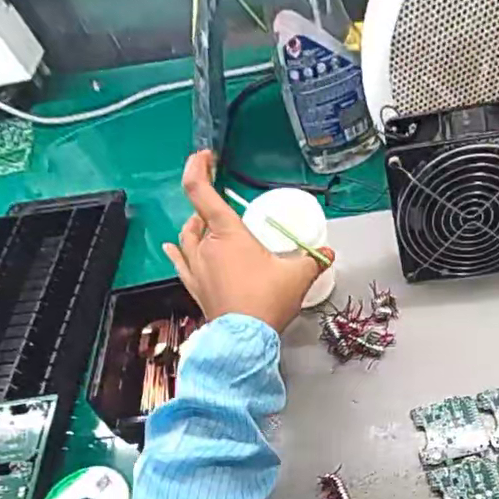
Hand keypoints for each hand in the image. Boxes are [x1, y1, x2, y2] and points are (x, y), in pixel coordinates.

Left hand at [162, 150, 331, 332]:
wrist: (246, 341)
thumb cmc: (266, 303)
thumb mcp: (297, 278)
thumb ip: (312, 261)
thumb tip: (326, 254)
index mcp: (226, 234)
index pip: (200, 190)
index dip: (198, 167)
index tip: (205, 157)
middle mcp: (205, 247)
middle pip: (196, 217)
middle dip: (206, 209)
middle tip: (222, 210)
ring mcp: (197, 269)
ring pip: (186, 239)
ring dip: (193, 229)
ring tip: (202, 226)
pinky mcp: (196, 289)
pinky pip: (181, 264)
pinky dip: (177, 253)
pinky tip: (172, 249)